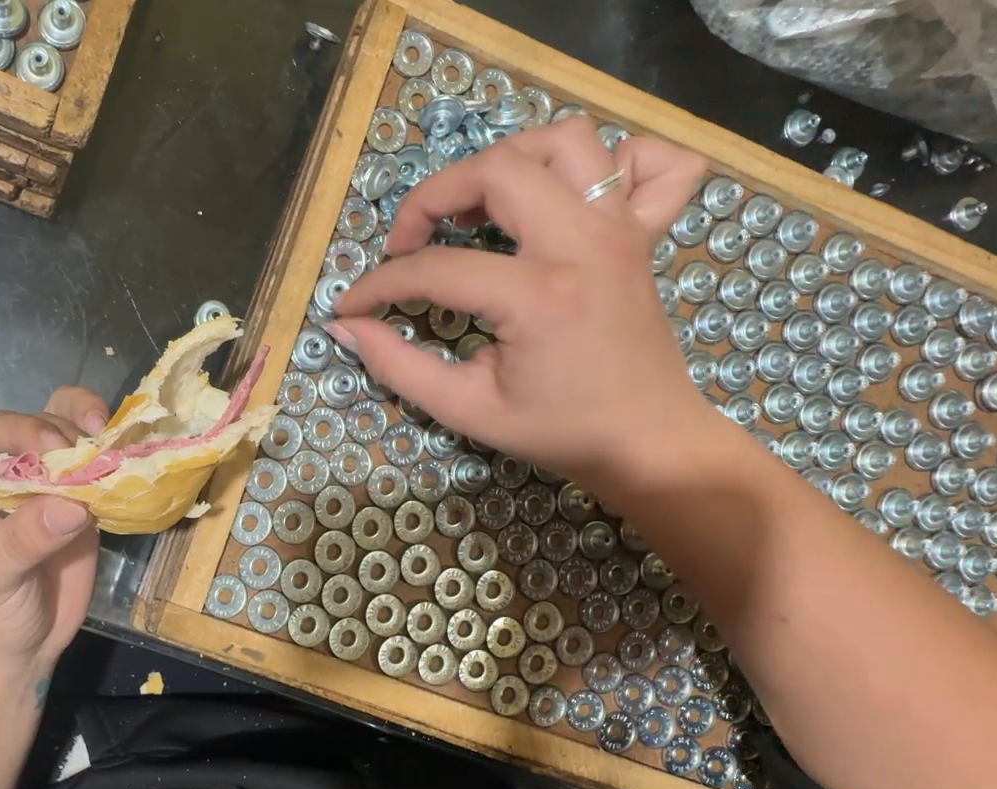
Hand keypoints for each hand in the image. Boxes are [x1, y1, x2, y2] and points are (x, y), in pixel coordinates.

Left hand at [0, 387, 107, 673]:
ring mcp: (50, 485)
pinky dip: (117, 459)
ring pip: (73, 433)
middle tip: (90, 452)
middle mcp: (10, 472)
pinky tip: (131, 461)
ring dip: (95, 430)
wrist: (23, 648)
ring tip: (113, 441)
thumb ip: (22, 540)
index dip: (26, 430)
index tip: (54, 451)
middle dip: (68, 429)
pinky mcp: (84, 503)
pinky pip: (101, 468)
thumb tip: (71, 506)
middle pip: (41, 423)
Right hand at [330, 118, 711, 488]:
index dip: (379, 284)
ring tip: (477, 206)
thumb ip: (398, 366)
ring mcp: (623, 228)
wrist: (646, 439)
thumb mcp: (464, 409)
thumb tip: (346, 328)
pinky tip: (569, 198)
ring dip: (509, 161)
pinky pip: (649, 160)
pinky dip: (610, 161)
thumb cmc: (556, 429)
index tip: (351, 305)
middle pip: (499, 169)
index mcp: (538, 295)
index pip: (436, 268)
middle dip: (433, 196)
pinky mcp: (646, 231)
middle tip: (409, 242)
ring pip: (567, 142)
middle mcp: (584, 242)